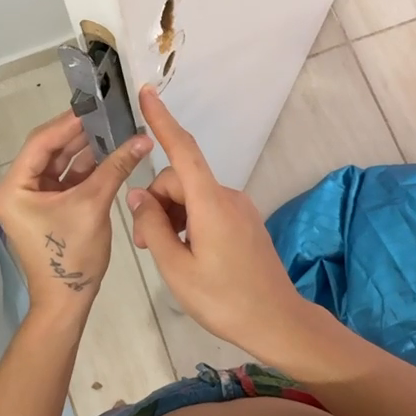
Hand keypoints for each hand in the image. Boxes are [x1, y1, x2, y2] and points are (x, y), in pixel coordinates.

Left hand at [0, 109, 152, 319]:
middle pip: (48, 152)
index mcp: (13, 187)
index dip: (69, 123)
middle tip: (107, 115)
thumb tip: (143, 138)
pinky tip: (108, 155)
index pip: (41, 143)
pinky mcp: (45, 209)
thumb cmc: (72, 254)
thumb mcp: (93, 205)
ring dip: (84, 151)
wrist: (67, 301)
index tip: (95, 106)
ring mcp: (30, 200)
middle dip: (79, 136)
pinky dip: (85, 171)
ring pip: (59, 165)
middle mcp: (16, 189)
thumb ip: (116, 167)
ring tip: (113, 132)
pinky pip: (65, 181)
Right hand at [125, 86, 326, 365]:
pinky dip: (187, 224)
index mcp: (211, 203)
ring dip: (170, 217)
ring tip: (165, 255)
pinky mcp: (244, 223)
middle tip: (144, 244)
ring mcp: (239, 209)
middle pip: (179, 181)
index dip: (163, 121)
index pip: (184, 150)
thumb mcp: (176, 267)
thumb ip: (152, 226)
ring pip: (191, 198)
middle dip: (156, 203)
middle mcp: (227, 197)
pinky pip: (206, 210)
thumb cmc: (223, 299)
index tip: (148, 93)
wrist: (277, 322)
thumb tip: (138, 195)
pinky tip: (185, 254)